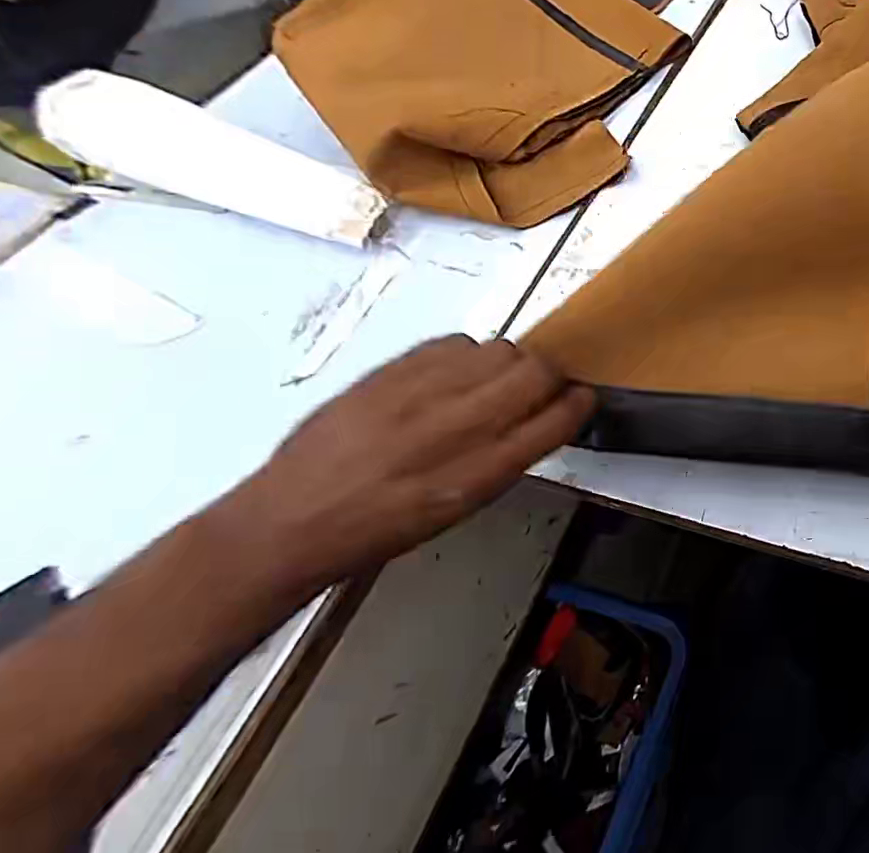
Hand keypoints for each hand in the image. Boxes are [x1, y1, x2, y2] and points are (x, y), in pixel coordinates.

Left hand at [209, 335, 595, 595]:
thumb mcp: (464, 504)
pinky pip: (454, 342)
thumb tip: (543, 417)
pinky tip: (452, 376)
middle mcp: (460, 426)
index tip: (579, 398)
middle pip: (538, 371)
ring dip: (509, 363)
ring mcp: (423, 393)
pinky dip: (465, 355)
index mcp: (485, 470)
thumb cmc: (382, 526)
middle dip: (549, 375)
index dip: (578, 402)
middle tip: (538, 386)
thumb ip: (510, 455)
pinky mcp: (389, 373)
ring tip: (489, 382)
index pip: (559, 416)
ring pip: (501, 349)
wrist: (290, 523)